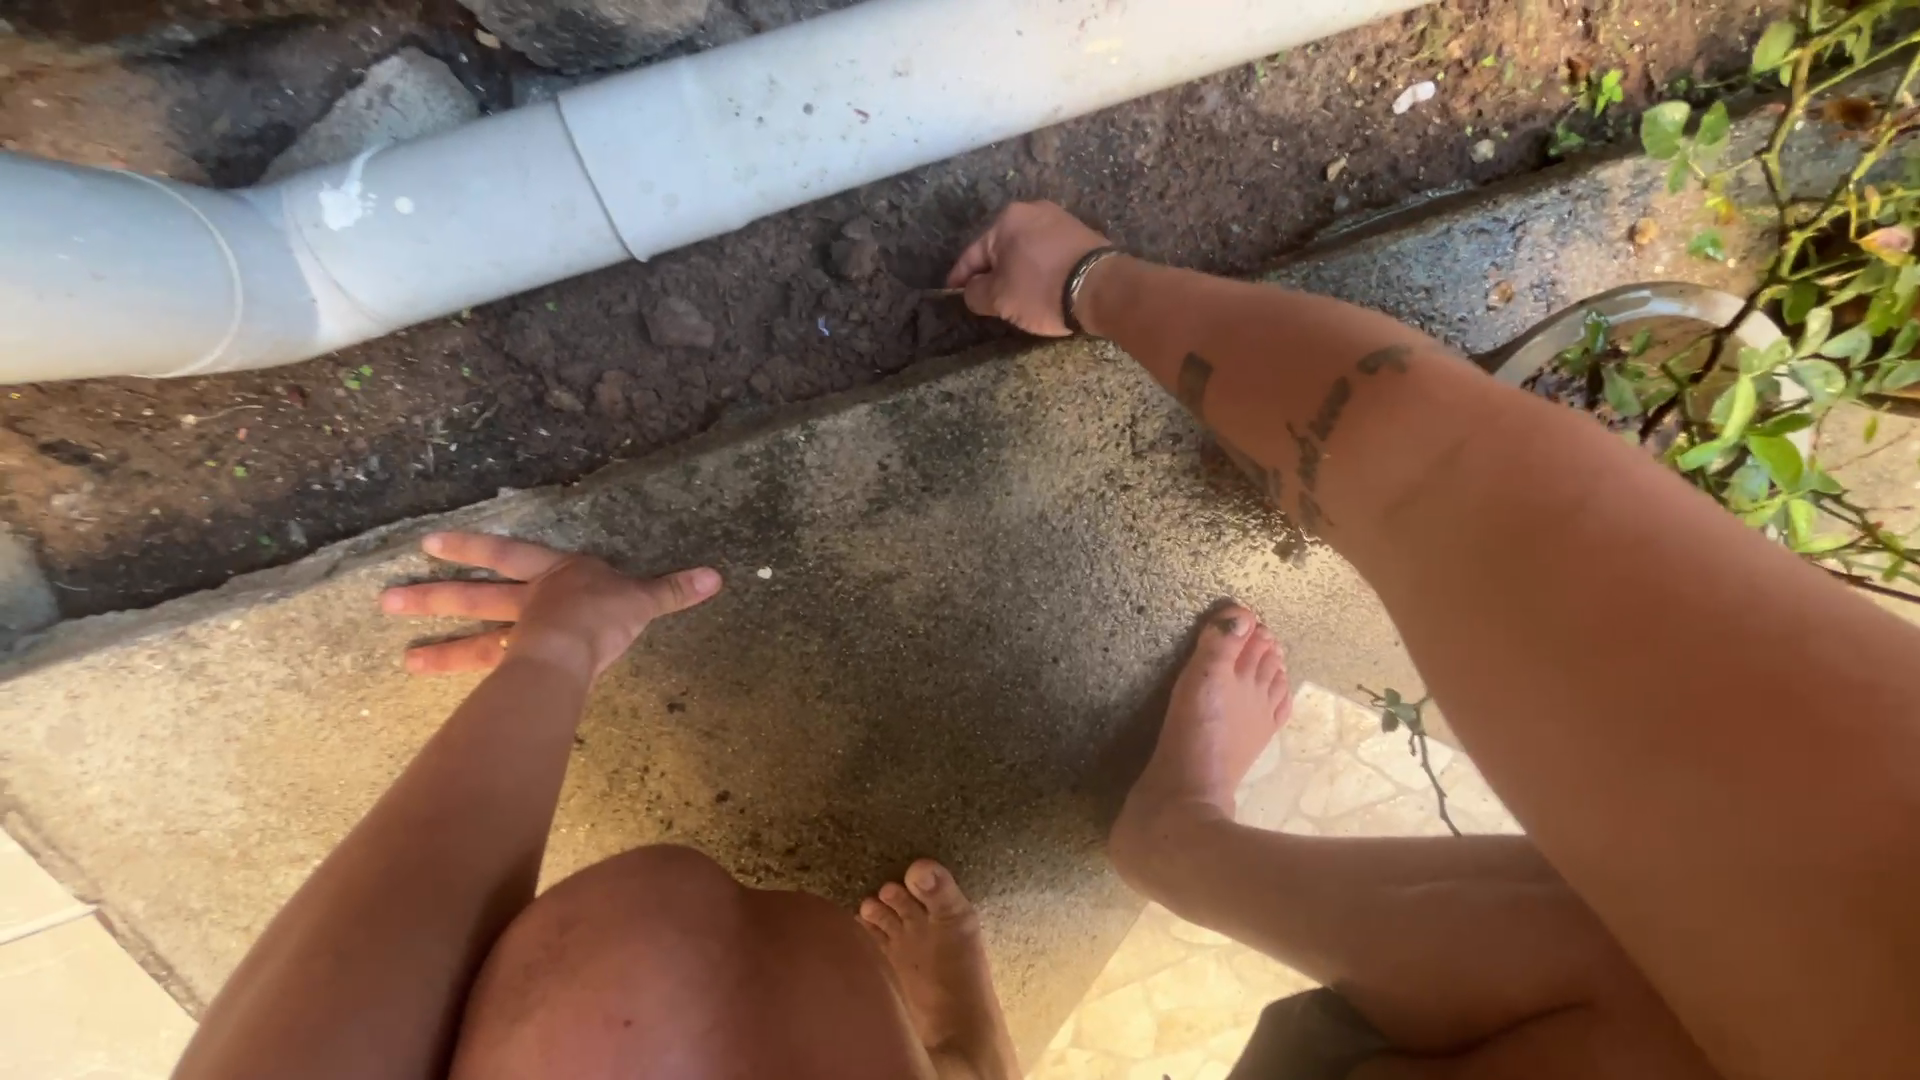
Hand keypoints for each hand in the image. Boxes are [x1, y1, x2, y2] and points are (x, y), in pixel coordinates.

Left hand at [379, 532, 721, 678]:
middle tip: (387, 600)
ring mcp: (520, 635)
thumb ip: (674, 590)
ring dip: (439, 643)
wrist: (577, 645)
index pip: (511, 555)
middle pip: (478, 596)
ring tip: (402, 656)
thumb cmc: (607, 613)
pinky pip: (489, 669)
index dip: (474, 548)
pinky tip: (435, 683)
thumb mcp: (646, 598)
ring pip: (475, 637)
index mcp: (559, 575)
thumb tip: (717, 576)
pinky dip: (464, 675)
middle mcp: (530, 601)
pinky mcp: (519, 666)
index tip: (430, 544)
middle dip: (436, 597)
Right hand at [946, 201, 1112, 336]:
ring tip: (1013, 296)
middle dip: (991, 272)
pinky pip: (1048, 254)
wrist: (1099, 287)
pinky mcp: (1081, 235)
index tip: (952, 292)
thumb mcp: (999, 298)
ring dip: (1016, 272)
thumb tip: (972, 290)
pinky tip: (1040, 288)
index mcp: (1006, 220)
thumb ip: (976, 293)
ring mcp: (1060, 220)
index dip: (959, 277)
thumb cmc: (1041, 290)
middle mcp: (1032, 210)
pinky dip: (1039, 270)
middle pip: (1001, 249)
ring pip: (1025, 251)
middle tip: (985, 297)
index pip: (973, 253)